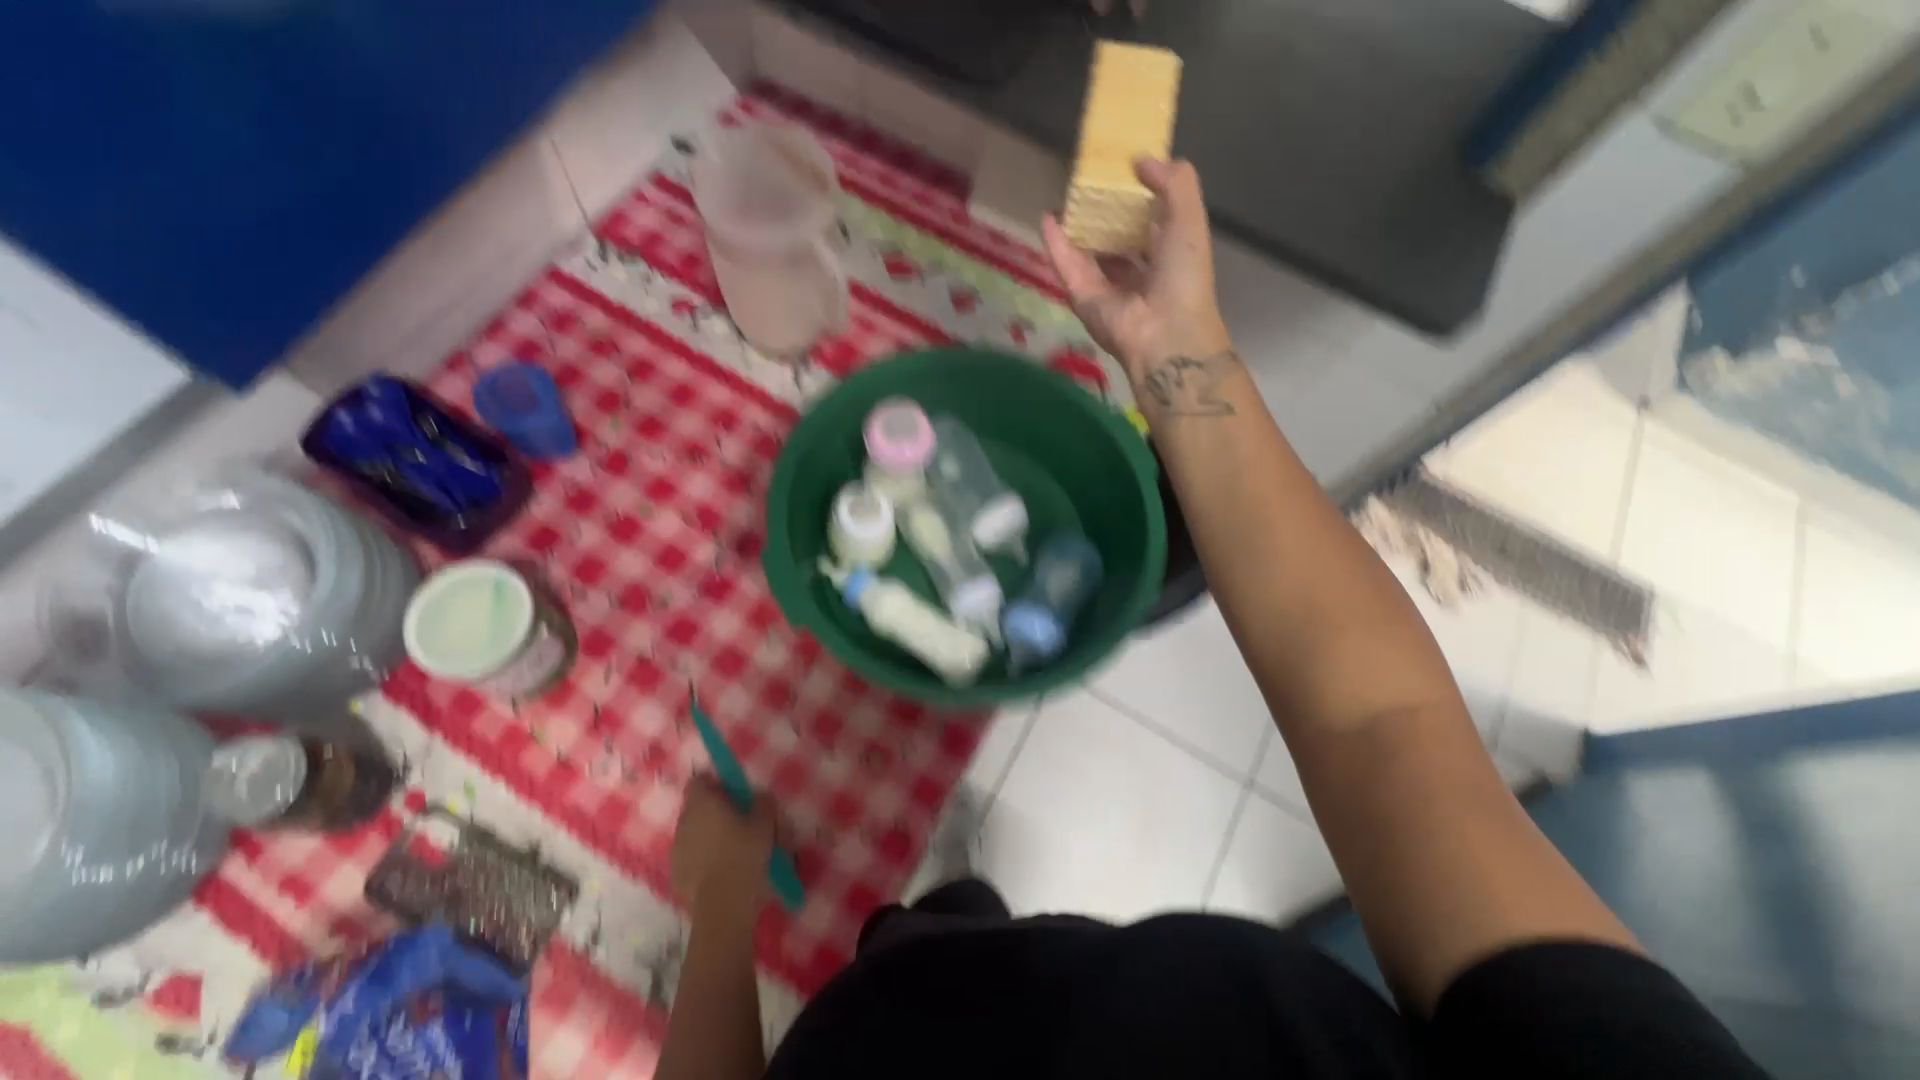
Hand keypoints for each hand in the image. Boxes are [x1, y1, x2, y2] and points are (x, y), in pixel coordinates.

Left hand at [671, 775, 778, 915]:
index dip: (715, 784)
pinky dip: (702, 857)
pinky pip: (690, 855)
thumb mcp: (765, 826)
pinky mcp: (675, 872)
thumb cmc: (744, 857)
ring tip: (731, 849)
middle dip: (714, 811)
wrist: (723, 906)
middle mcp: (684, 822)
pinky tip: (721, 870)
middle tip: (738, 823)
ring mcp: (676, 848)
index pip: (698, 781)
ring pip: (692, 832)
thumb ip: (762, 804)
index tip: (733, 795)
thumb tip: (758, 797)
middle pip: (695, 807)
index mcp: (702, 804)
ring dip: (707, 835)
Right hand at [1042, 158, 1232, 382]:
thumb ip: (1174, 183)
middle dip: (1106, 216)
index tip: (1126, 173)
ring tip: (1066, 196)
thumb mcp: (1190, 219)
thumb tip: (1141, 160)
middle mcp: (1139, 273)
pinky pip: (1067, 266)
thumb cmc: (1183, 276)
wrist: (1164, 334)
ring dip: (1078, 227)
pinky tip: (1046, 217)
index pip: (1152, 224)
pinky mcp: (1084, 298)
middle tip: (1091, 184)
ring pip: (1090, 253)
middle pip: (1117, 240)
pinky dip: (1056, 243)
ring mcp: (1108, 288)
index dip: (1141, 200)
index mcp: (1169, 256)